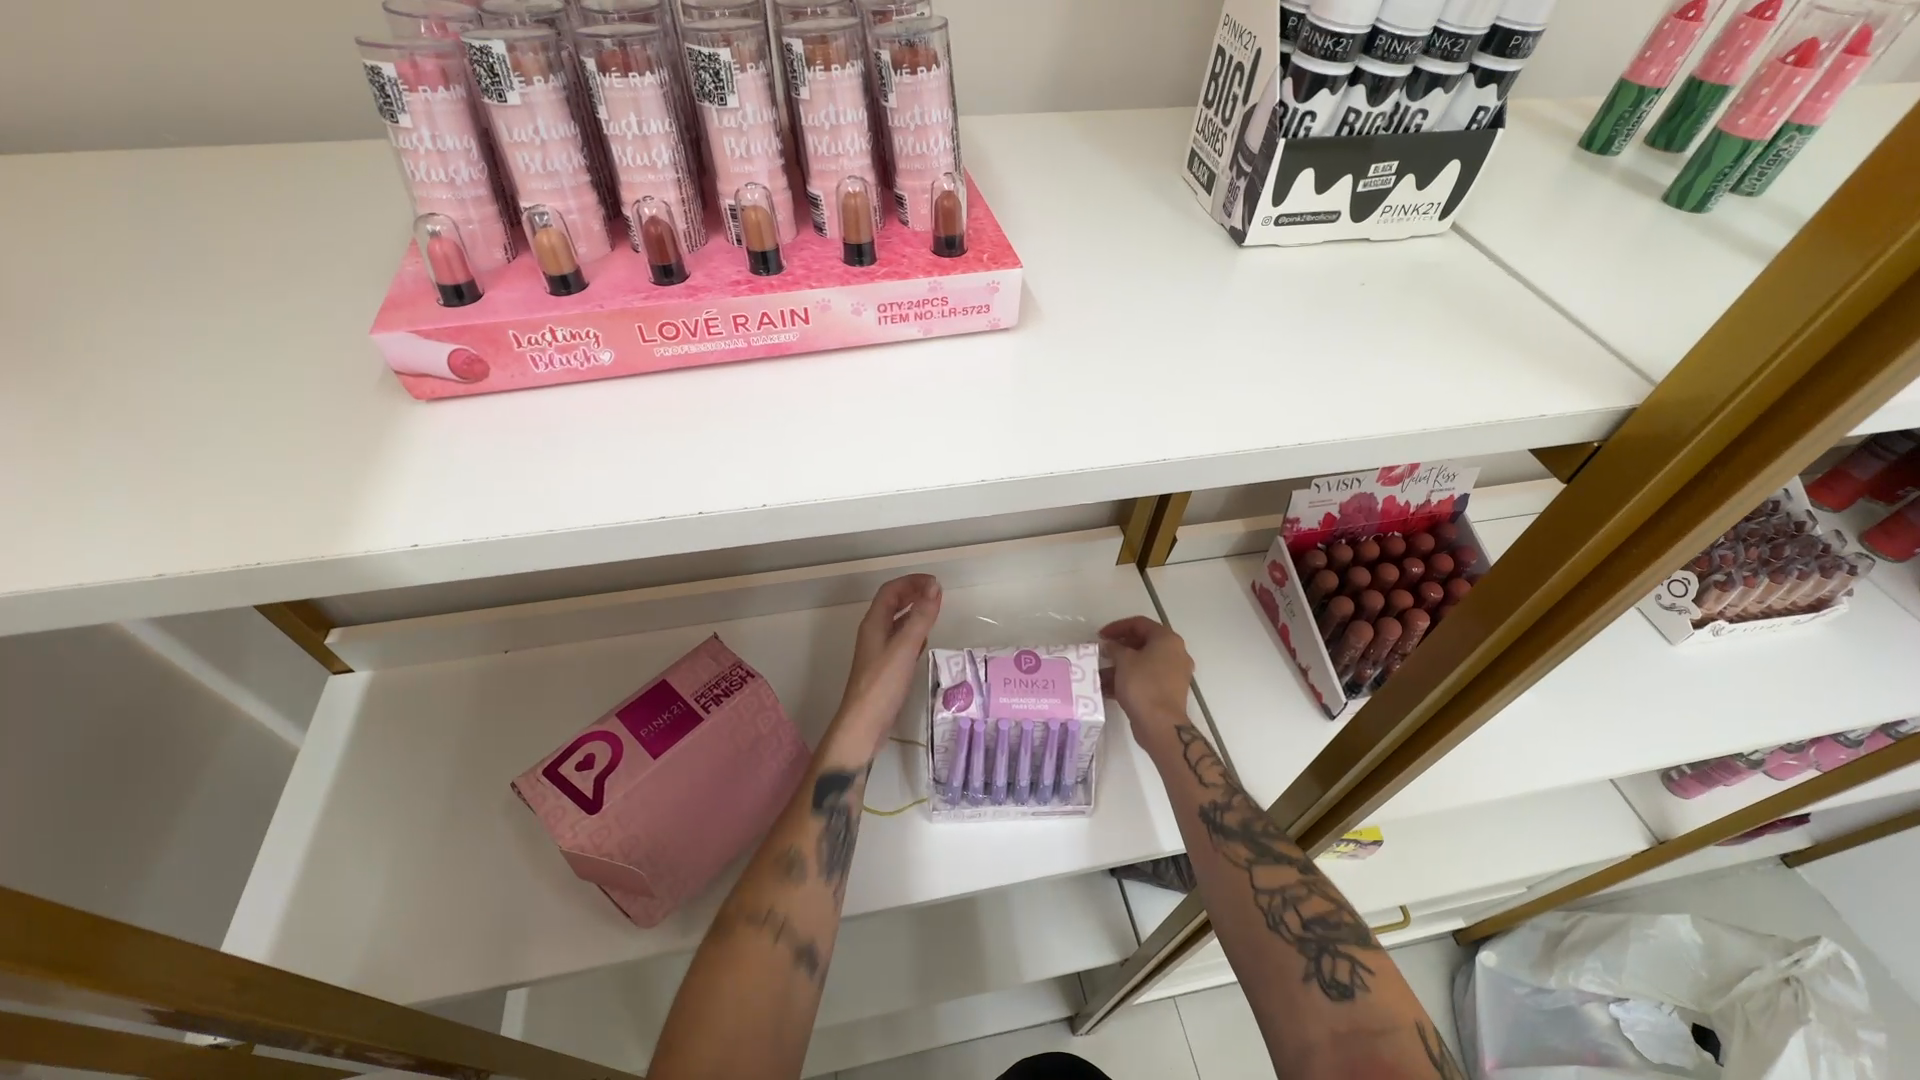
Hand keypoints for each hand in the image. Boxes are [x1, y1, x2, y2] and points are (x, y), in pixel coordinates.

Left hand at [832, 574, 942, 754]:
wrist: (864, 724)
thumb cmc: (882, 684)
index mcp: (874, 623)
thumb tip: (934, 588)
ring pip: (898, 622)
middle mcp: (874, 633)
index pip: (891, 590)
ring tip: (936, 611)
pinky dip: (915, 634)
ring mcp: (880, 651)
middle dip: (914, 593)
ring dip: (915, 612)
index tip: (936, 583)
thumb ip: (920, 617)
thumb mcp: (904, 648)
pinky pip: (901, 641)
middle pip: (893, 603)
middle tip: (938, 594)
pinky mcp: (887, 667)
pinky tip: (926, 641)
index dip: (912, 582)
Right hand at [1100, 616, 1194, 755]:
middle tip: (1101, 653)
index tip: (1100, 636)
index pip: (1140, 624)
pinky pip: (1146, 679)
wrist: (1160, 724)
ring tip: (1100, 673)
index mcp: (1167, 640)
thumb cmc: (1142, 685)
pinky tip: (1108, 688)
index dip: (1117, 627)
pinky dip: (1129, 680)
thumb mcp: (1123, 661)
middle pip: (1143, 643)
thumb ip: (1114, 647)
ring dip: (1121, 666)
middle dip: (1119, 648)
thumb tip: (1110, 645)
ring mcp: (1174, 674)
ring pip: (1143, 663)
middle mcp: (1175, 653)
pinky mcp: (1168, 691)